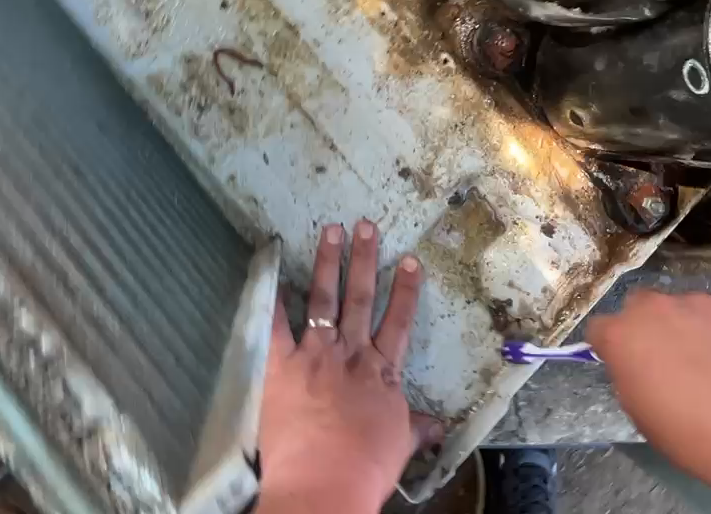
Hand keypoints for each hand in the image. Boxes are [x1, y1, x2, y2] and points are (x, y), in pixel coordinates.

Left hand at [255, 221, 440, 513]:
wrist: (325, 485)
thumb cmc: (366, 467)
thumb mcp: (399, 445)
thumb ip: (416, 428)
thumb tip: (439, 426)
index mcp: (381, 371)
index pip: (398, 321)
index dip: (406, 290)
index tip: (411, 260)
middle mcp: (350, 351)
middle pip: (361, 297)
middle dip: (365, 259)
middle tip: (366, 225)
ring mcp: (315, 353)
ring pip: (324, 297)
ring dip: (328, 262)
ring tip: (331, 230)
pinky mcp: (282, 365)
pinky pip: (275, 326)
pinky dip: (272, 299)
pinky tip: (271, 271)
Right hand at [587, 291, 710, 459]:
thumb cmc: (696, 437)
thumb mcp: (642, 415)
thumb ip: (629, 378)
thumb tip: (636, 366)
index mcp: (621, 336)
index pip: (600, 328)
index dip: (612, 346)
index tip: (627, 364)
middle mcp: (653, 308)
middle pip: (639, 306)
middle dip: (649, 327)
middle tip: (671, 361)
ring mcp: (695, 302)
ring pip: (683, 308)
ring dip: (689, 327)